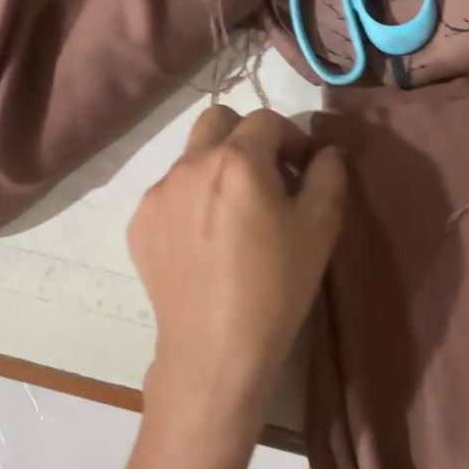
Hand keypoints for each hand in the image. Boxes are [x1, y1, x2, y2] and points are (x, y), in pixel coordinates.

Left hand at [129, 106, 346, 430]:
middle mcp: (190, 165)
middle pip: (218, 120)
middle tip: (267, 177)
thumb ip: (329, 176)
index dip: (291, 138)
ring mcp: (158, 195)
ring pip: (191, 157)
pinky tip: (207, 242)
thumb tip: (326, 153)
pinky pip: (169, 193)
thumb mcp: (321, 227)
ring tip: (234, 215)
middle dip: (246, 137)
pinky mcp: (139, 225)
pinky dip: (191, 201)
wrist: (216, 348)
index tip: (302, 169)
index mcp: (237, 159)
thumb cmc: (276, 285)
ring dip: (217, 168)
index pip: (266, 119)